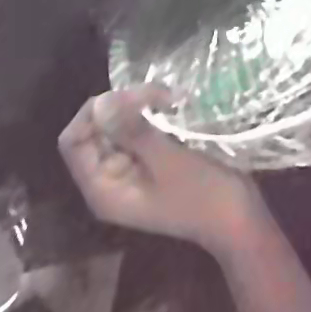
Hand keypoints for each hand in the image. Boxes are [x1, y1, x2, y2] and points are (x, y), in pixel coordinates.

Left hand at [60, 86, 265, 253]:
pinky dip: (152, 116)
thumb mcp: (166, 160)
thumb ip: (132, 131)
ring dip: (140, 106)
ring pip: (119, 126)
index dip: (92, 113)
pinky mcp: (150, 164)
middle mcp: (110, 179)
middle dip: (122, 105)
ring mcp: (130, 172)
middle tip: (160, 92)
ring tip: (171, 95)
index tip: (127, 95)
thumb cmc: (201, 193)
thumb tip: (101, 102)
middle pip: (96, 131)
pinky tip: (174, 104)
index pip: (74, 142)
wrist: (237, 219)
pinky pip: (139, 132)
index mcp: (103, 188)